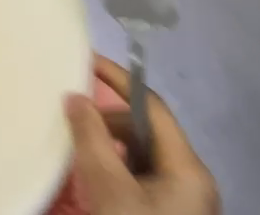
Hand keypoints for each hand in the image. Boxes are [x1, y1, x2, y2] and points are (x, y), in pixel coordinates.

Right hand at [63, 55, 218, 214]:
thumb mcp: (108, 189)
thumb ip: (90, 138)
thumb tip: (74, 96)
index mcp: (188, 169)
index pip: (150, 105)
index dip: (116, 79)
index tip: (82, 60)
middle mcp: (191, 182)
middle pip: (144, 132)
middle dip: (106, 120)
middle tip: (69, 115)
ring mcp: (180, 205)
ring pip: (138, 158)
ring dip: (106, 148)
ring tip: (74, 150)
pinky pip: (136, 182)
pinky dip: (111, 173)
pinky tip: (89, 182)